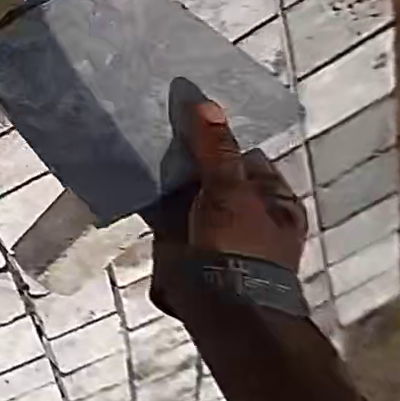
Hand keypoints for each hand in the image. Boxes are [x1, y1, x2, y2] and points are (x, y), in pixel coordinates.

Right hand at [147, 100, 307, 318]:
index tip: (188, 117)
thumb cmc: (239, 242)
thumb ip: (215, 149)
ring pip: (183, 189)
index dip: (219, 138)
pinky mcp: (177, 237)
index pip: (245, 157)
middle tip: (155, 127)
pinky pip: (158, 206)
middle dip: (186, 155)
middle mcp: (244, 211)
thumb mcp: (230, 189)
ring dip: (162, 175)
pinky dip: (145, 193)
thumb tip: (204, 102)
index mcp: (274, 200)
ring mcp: (209, 225)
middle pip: (211, 172)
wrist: (215, 298)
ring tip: (134, 144)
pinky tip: (126, 173)